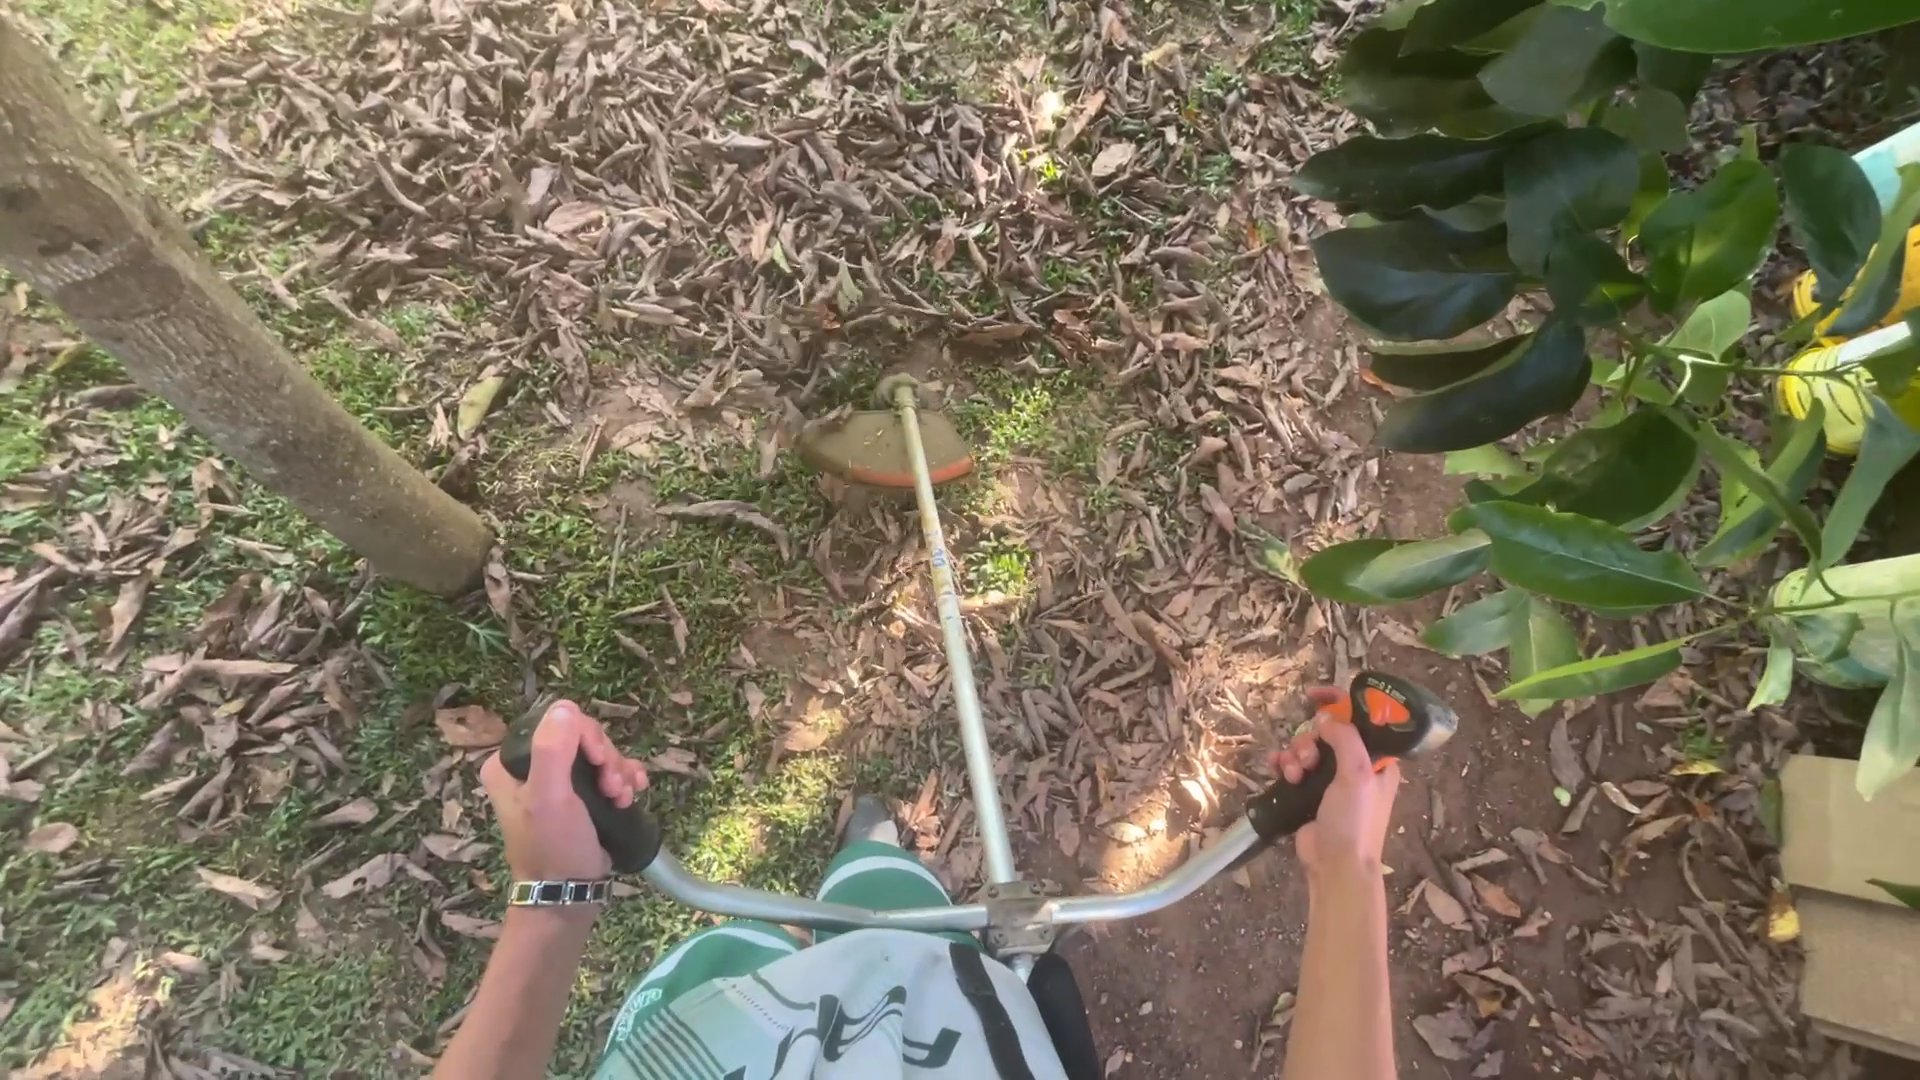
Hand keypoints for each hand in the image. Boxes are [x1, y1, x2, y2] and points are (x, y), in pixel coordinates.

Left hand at [479, 700, 648, 882]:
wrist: (570, 892)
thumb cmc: (553, 845)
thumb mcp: (549, 798)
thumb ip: (553, 751)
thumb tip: (566, 706)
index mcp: (510, 763)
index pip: (558, 723)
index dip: (588, 737)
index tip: (600, 764)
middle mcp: (530, 767)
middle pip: (584, 737)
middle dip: (607, 759)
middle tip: (613, 788)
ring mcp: (558, 781)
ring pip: (601, 753)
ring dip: (619, 771)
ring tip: (623, 797)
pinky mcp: (581, 794)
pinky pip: (609, 770)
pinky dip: (625, 778)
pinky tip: (632, 794)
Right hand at [1269, 686, 1400, 879]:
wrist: (1336, 865)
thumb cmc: (1355, 821)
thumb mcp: (1357, 775)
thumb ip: (1344, 739)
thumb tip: (1325, 717)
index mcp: (1376, 761)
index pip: (1360, 719)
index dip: (1339, 702)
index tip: (1314, 695)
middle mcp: (1355, 767)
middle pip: (1325, 732)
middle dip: (1309, 739)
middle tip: (1308, 758)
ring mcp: (1330, 780)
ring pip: (1306, 747)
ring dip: (1294, 754)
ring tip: (1294, 774)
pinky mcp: (1308, 792)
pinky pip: (1291, 764)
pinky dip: (1283, 764)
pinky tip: (1278, 771)